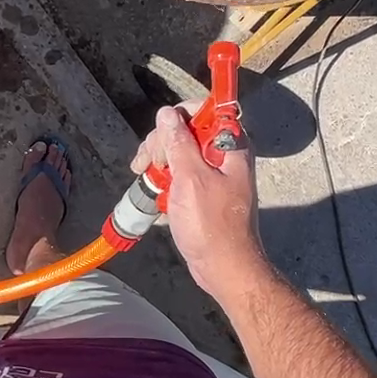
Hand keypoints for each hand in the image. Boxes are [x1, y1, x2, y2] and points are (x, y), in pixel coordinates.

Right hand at [132, 105, 276, 302]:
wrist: (223, 267)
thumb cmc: (211, 225)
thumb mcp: (190, 178)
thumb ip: (179, 142)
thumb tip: (167, 113)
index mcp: (231, 146)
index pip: (208, 110)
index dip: (181, 116)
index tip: (162, 134)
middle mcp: (226, 155)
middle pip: (189, 130)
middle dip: (163, 141)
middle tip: (147, 162)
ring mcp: (215, 173)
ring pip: (182, 150)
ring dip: (160, 160)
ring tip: (144, 175)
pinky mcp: (205, 190)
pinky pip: (182, 172)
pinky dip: (166, 177)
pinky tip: (155, 189)